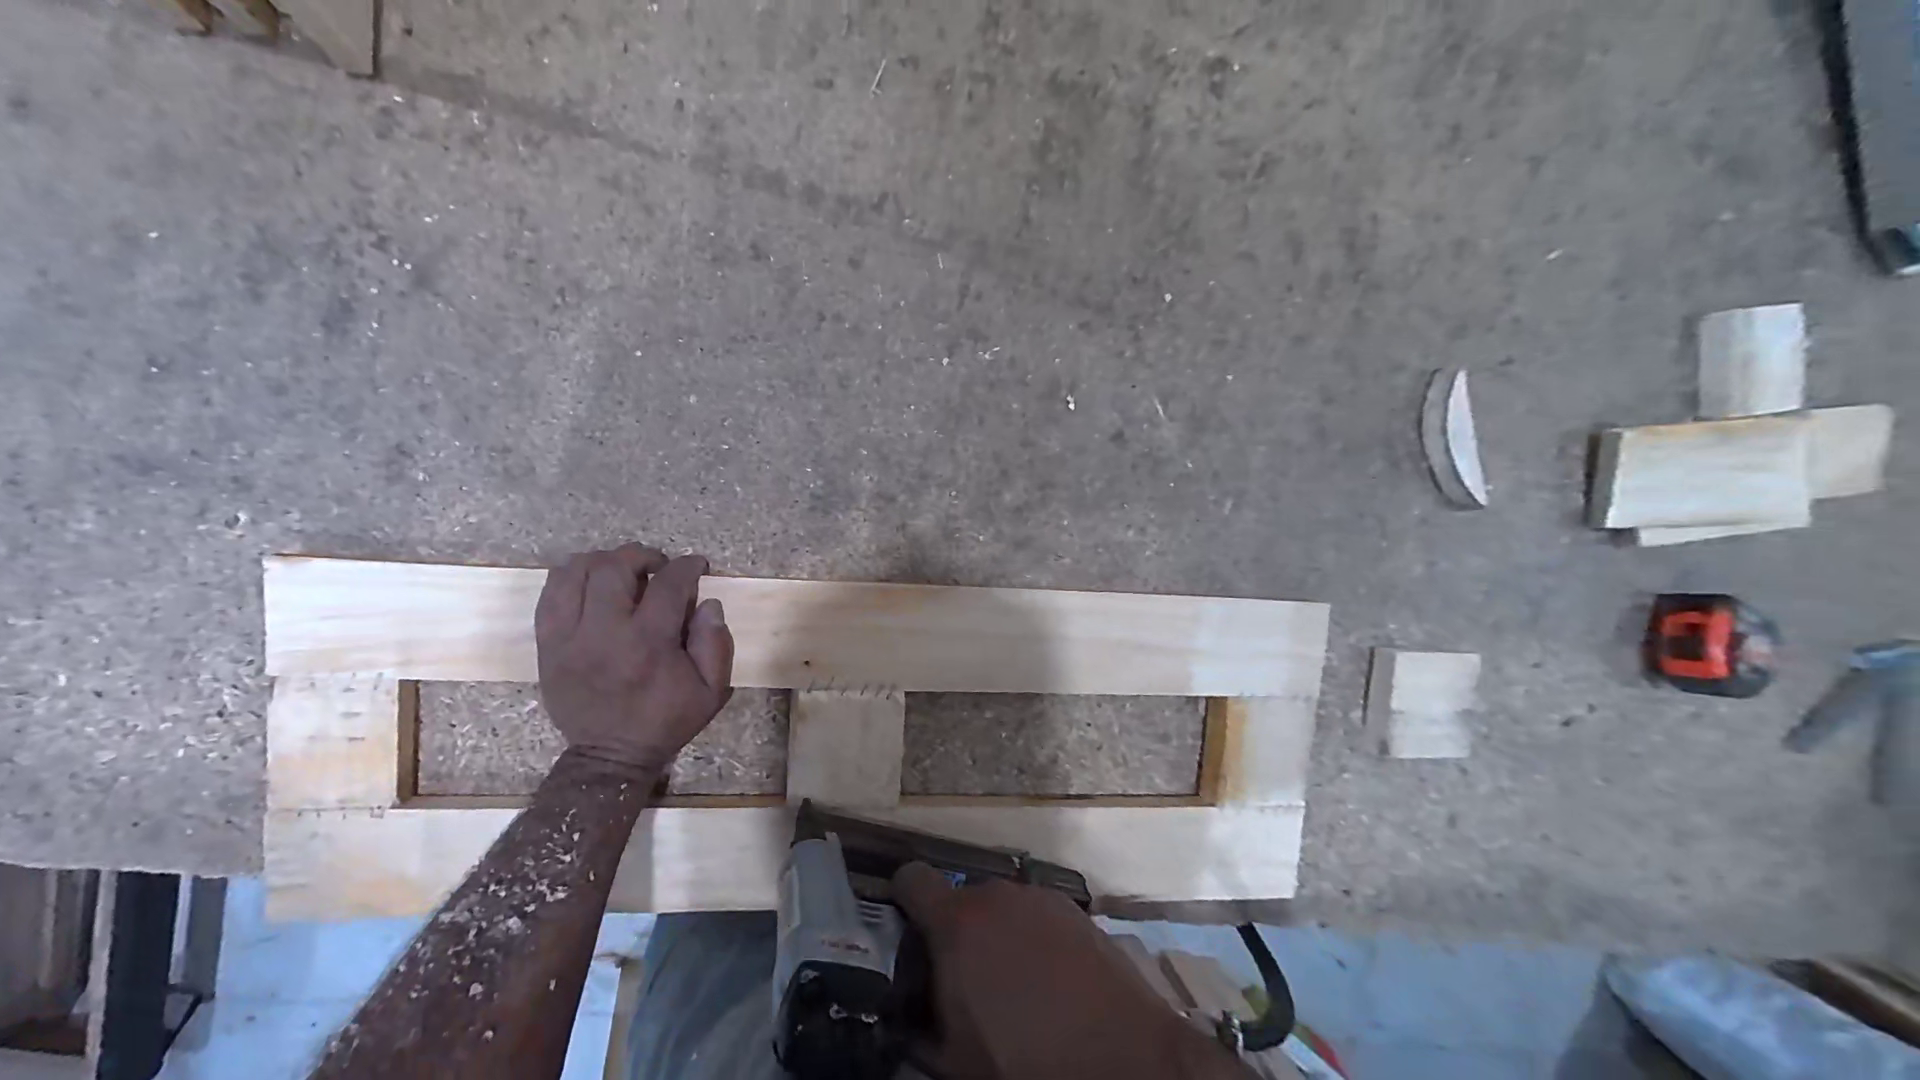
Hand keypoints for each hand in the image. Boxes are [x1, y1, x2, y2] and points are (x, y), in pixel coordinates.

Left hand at [534, 543, 734, 774]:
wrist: (609, 755)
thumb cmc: (666, 720)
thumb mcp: (711, 690)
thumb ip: (717, 643)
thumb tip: (707, 603)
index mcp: (648, 644)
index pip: (668, 584)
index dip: (686, 566)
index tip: (697, 565)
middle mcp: (603, 633)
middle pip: (613, 567)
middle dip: (642, 555)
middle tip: (658, 565)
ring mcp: (567, 638)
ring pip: (573, 573)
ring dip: (603, 561)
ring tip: (623, 570)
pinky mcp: (547, 645)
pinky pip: (549, 594)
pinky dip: (572, 578)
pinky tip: (592, 584)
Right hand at [892, 864, 1251, 1079]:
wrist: (1125, 1058)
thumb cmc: (1026, 1062)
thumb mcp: (954, 1062)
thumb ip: (919, 1030)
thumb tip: (905, 1019)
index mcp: (957, 923)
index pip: (911, 877)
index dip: (902, 896)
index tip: (905, 925)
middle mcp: (996, 895)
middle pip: (960, 899)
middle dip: (956, 932)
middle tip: (965, 980)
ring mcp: (1039, 897)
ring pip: (1001, 907)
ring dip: (997, 934)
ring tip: (1015, 984)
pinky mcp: (1075, 908)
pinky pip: (1037, 914)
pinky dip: (1033, 937)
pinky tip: (1052, 980)